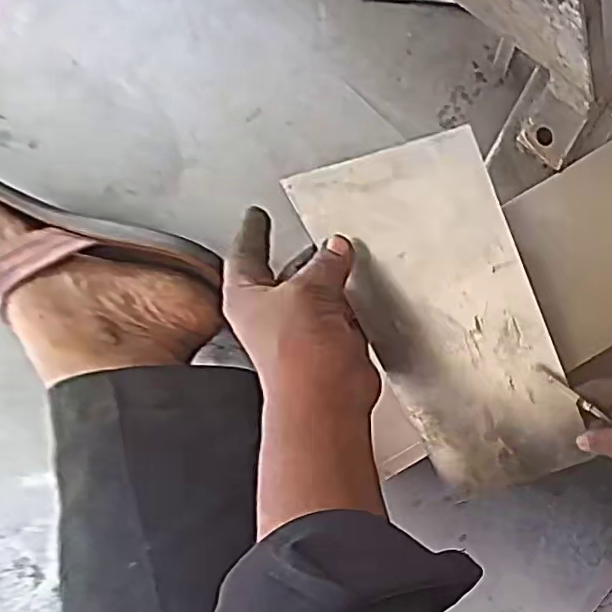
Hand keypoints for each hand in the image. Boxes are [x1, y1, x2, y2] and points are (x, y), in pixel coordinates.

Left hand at [224, 207, 380, 415]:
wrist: (327, 396)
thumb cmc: (298, 352)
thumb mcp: (310, 289)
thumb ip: (326, 264)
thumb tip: (336, 248)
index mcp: (246, 295)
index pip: (247, 252)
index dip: (254, 231)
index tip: (257, 215)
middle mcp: (272, 314)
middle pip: (289, 276)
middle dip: (307, 259)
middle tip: (323, 238)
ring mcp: (303, 332)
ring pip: (321, 298)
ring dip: (336, 284)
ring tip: (349, 260)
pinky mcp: (332, 347)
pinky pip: (344, 319)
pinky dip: (354, 308)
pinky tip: (364, 295)